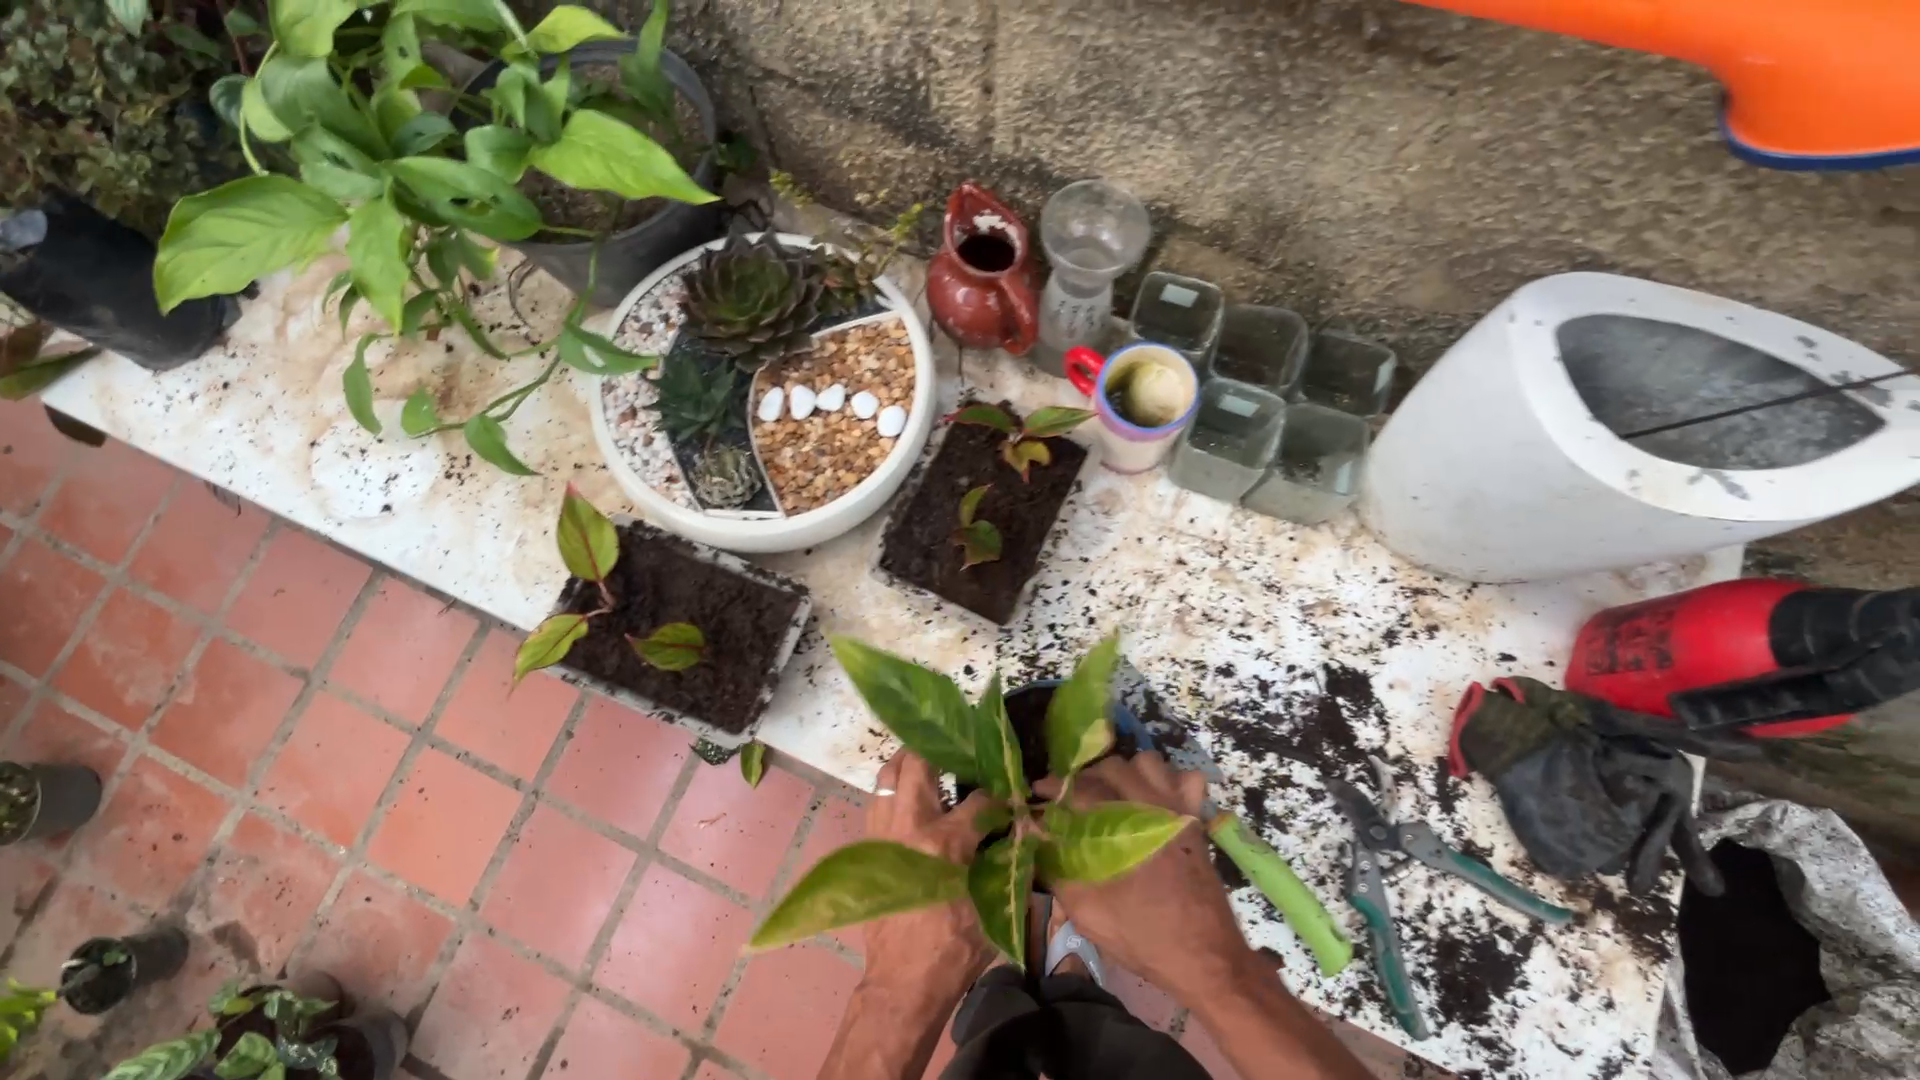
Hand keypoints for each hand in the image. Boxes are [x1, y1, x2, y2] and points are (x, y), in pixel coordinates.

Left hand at [858, 749, 997, 1008]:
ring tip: (929, 765)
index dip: (998, 795)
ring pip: (888, 777)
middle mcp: (909, 828)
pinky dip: (892, 791)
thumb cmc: (955, 948)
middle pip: (918, 764)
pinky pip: (877, 802)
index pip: (979, 800)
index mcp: (945, 844)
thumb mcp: (994, 906)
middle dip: (940, 752)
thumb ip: (1009, 861)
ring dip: (908, 765)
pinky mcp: (867, 848)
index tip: (1006, 795)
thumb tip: (1025, 832)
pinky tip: (909, 799)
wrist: (904, 983)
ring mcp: (882, 835)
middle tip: (957, 753)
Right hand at [1035, 753, 1260, 999]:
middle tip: (1071, 798)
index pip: (1081, 788)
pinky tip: (1153, 799)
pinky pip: (1185, 780)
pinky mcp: (1196, 819)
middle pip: (1111, 768)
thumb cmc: (1144, 937)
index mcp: (1123, 828)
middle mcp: (1152, 807)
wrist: (1206, 958)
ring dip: (1124, 772)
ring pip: (1147, 764)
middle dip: (1085, 777)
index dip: (1055, 787)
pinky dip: (1167, 780)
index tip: (1038, 792)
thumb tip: (1035, 839)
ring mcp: (1179, 809)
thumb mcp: (1088, 913)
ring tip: (1110, 794)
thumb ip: (1057, 871)